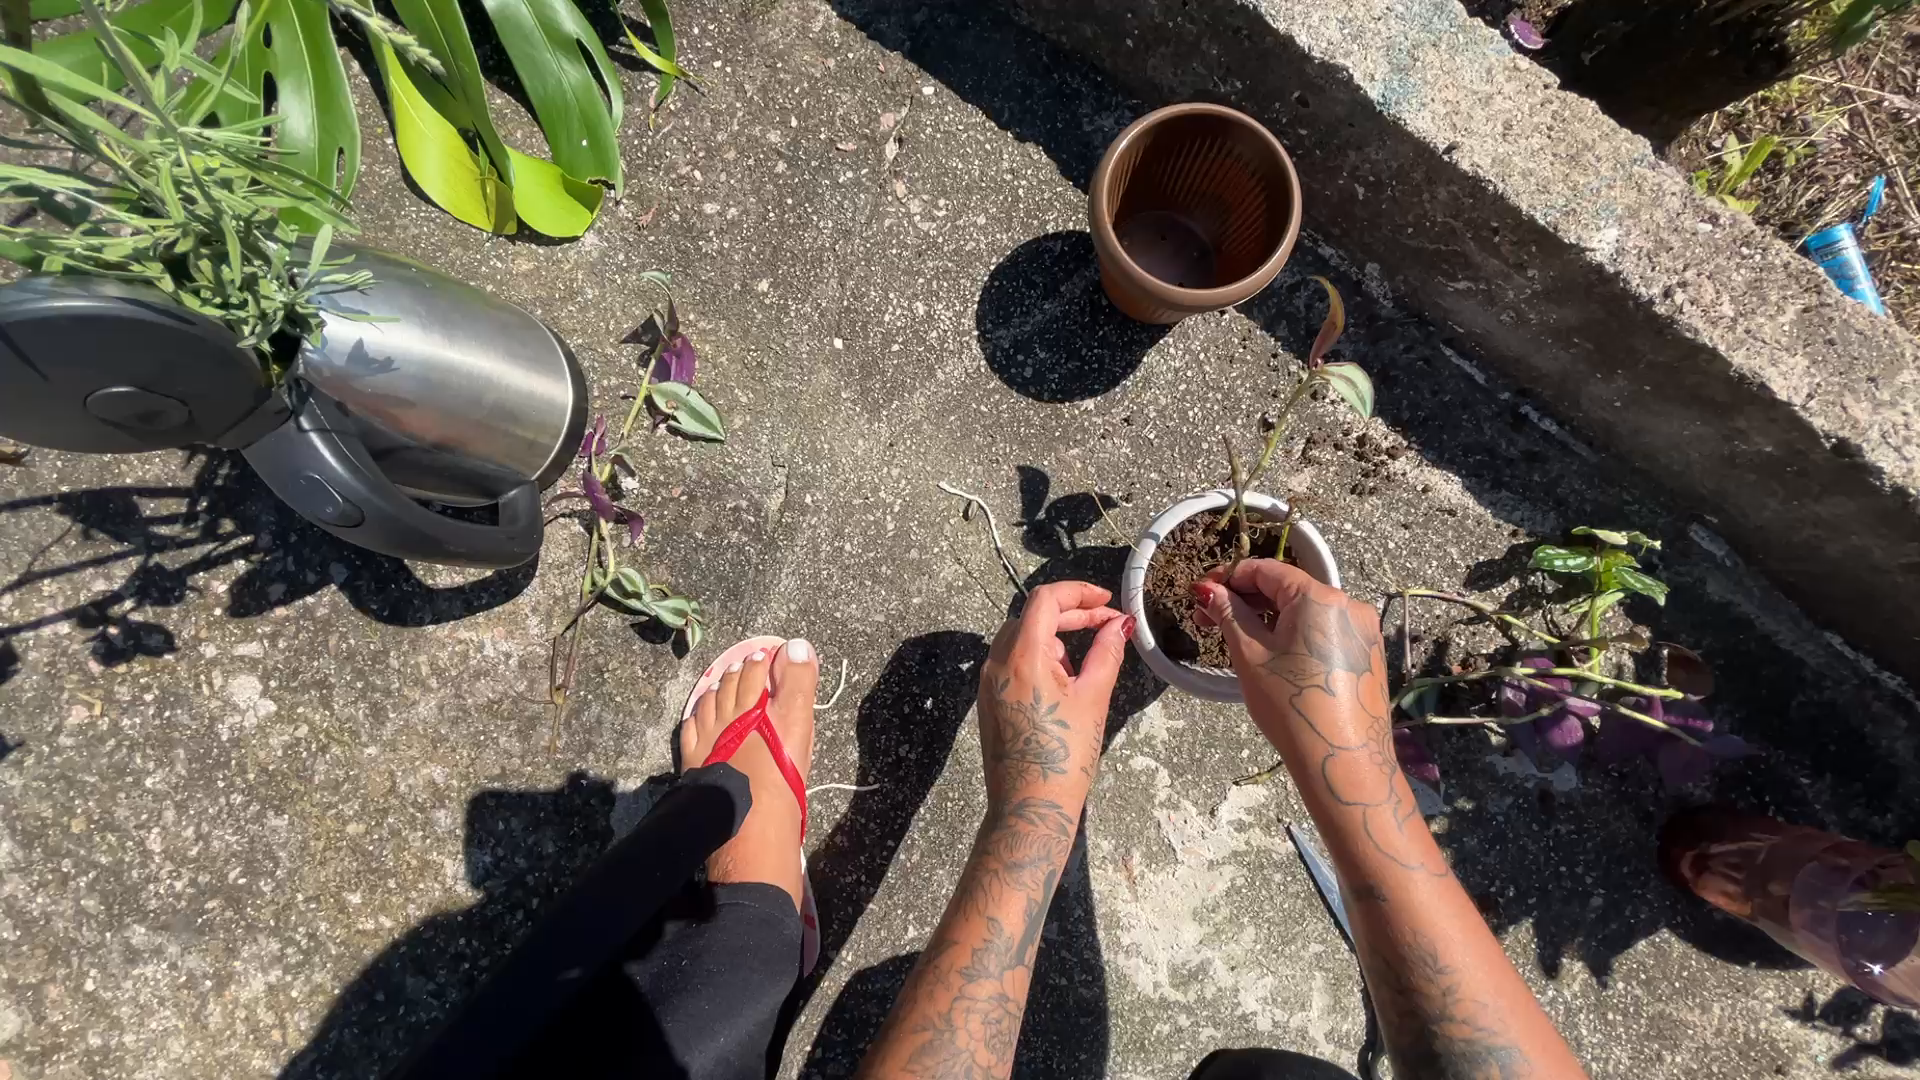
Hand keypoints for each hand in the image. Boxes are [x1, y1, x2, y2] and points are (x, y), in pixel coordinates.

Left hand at [977, 581, 1131, 812]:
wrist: (1029, 808)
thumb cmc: (1065, 755)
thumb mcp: (1093, 698)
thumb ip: (1106, 652)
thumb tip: (1120, 625)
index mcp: (1021, 656)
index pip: (1045, 600)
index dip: (1078, 592)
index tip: (1107, 601)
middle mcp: (996, 662)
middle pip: (1032, 616)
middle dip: (1071, 614)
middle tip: (1107, 623)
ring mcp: (988, 681)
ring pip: (1022, 637)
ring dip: (1055, 637)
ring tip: (1083, 668)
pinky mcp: (988, 698)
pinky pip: (1013, 661)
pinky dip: (1040, 657)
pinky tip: (1063, 684)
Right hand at [1193, 559, 1387, 751]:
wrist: (1343, 763)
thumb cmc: (1291, 705)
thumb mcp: (1249, 654)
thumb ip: (1228, 613)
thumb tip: (1206, 589)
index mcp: (1319, 598)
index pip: (1266, 570)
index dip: (1228, 577)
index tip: (1201, 594)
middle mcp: (1348, 605)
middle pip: (1285, 588)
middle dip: (1243, 599)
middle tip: (1207, 618)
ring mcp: (1361, 630)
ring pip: (1302, 610)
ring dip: (1265, 616)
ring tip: (1232, 636)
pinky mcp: (1365, 653)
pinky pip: (1320, 629)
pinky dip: (1290, 632)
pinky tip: (1267, 651)